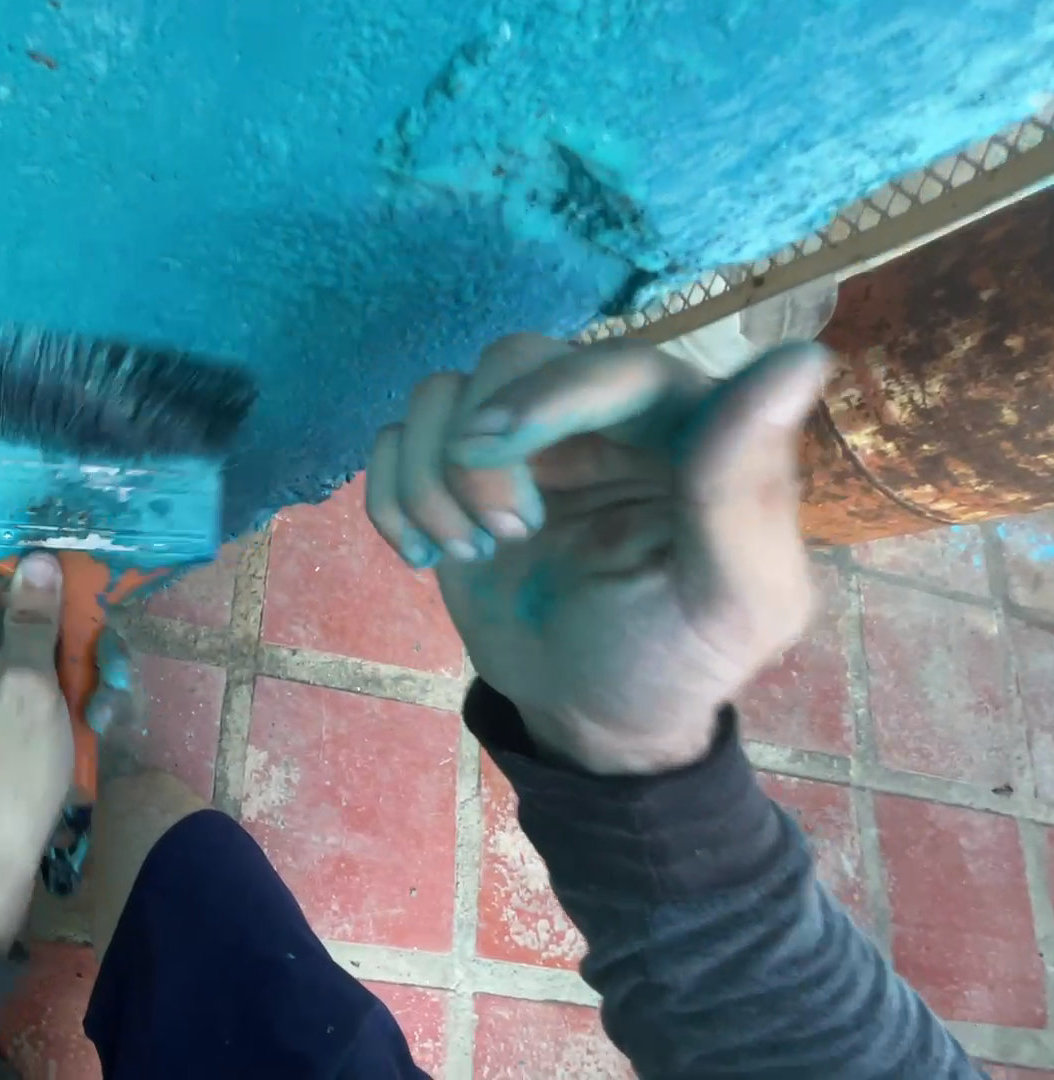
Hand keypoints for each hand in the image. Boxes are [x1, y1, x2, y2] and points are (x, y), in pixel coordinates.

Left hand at [0, 553, 73, 948]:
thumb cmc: (8, 767)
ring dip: (87, 664)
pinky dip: (80, 691)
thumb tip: (39, 556)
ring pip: (52, 638)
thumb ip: (35, 618)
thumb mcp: (28, 685)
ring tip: (104, 706)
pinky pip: (54, 673)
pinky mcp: (18, 701)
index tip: (79, 554)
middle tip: (103, 654)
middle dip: (74, 624)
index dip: (29, 555)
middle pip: (28, 601)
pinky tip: (97, 722)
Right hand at [365, 335, 830, 773]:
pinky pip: (392, 445)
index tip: (484, 446)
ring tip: (462, 551)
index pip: (607, 364)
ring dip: (427, 479)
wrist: (584, 710)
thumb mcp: (730, 597)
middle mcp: (588, 420)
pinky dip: (387, 496)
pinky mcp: (446, 481)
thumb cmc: (669, 659)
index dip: (544, 394)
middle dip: (479, 452)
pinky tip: (418, 552)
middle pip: (505, 362)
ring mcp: (510, 450)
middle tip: (502, 535)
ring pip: (435, 398)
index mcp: (676, 429)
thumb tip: (795, 359)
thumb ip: (745, 488)